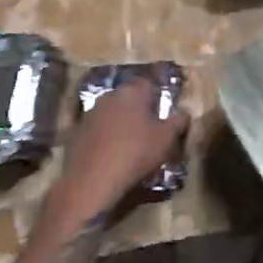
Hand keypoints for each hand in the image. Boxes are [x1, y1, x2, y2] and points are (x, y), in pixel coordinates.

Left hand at [53, 80, 189, 223]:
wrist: (93, 179)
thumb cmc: (136, 153)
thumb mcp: (166, 139)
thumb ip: (178, 122)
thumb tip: (186, 112)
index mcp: (133, 93)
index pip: (148, 83)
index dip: (157, 95)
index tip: (163, 109)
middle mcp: (109, 96)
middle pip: (128, 96)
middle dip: (139, 108)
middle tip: (149, 126)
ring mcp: (90, 113)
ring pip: (111, 111)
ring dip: (121, 121)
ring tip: (130, 141)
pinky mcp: (76, 131)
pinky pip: (97, 128)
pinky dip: (105, 135)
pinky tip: (111, 151)